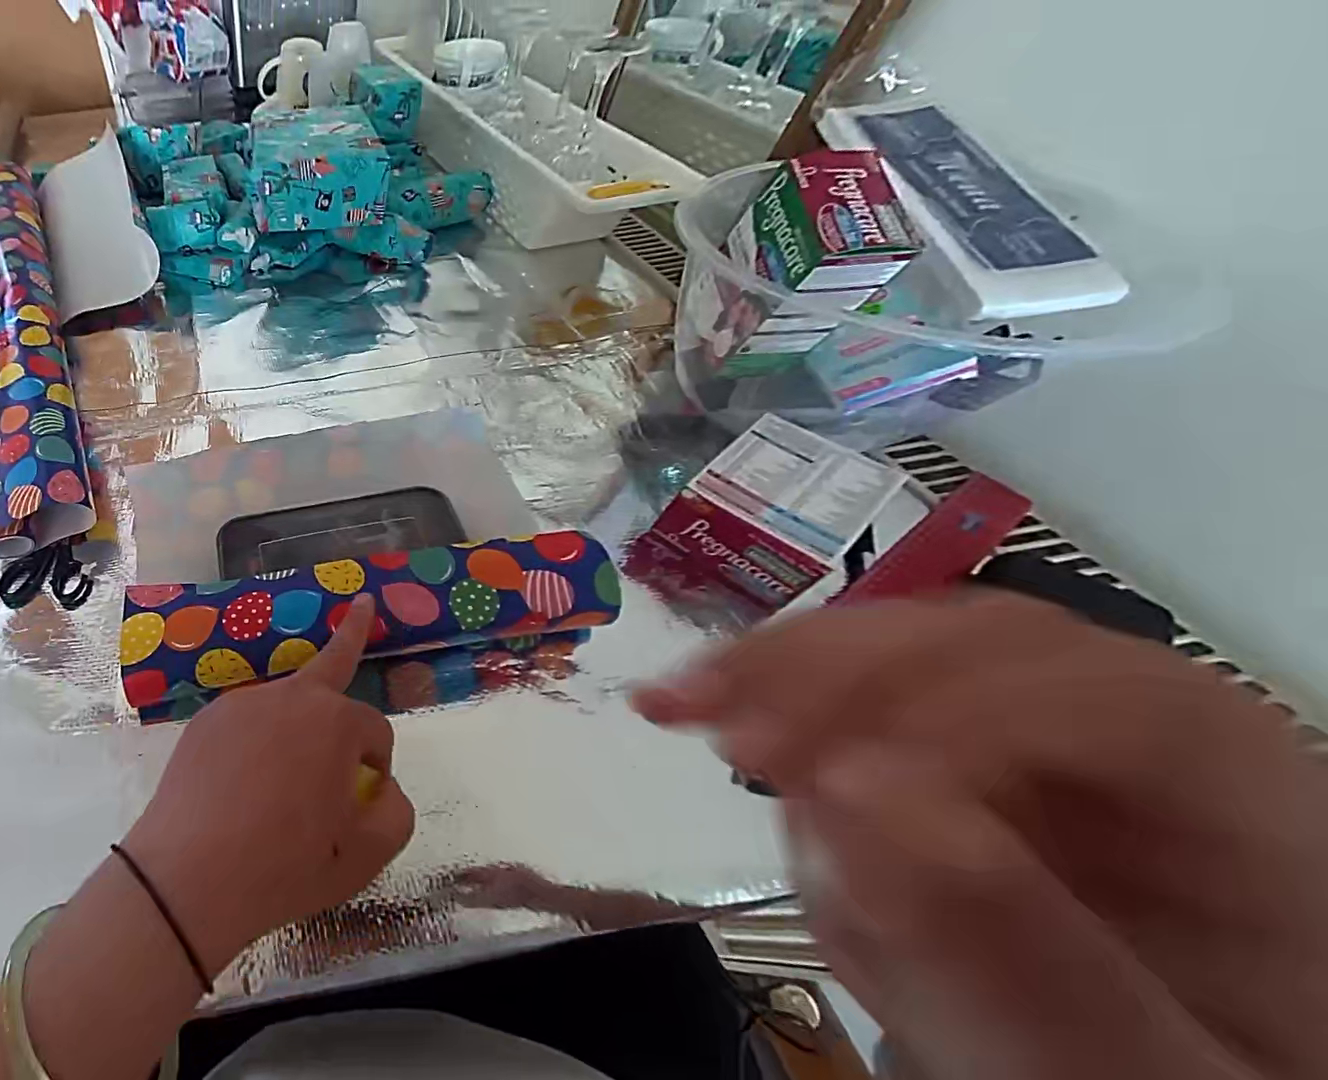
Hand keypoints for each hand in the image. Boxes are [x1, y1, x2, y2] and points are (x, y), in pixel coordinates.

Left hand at [123, 595, 415, 971]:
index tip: (367, 795)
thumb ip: (395, 811)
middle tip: (364, 605)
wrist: (186, 884)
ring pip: (287, 706)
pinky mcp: (207, 720)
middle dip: (354, 632)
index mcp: (337, 721)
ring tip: (285, 773)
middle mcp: (291, 697)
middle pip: (333, 663)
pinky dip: (256, 742)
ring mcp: (243, 703)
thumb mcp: (366, 856)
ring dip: (299, 724)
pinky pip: (247, 724)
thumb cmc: (285, 868)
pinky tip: (241, 782)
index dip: (379, 764)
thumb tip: (380, 786)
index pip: (377, 730)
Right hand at [634, 592, 1327, 1079]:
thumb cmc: (1134, 1077)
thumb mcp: (1110, 1074)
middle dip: (817, 671)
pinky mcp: (942, 719)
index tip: (795, 775)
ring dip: (772, 668)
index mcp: (1238, 799)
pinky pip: (847, 674)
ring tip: (678, 703)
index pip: (1092, 696)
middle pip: (966, 639)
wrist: (1102, 1065)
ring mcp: (1024, 709)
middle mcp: (1128, 720)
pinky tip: (706, 702)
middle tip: (696, 713)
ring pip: (891, 639)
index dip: (930, 715)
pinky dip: (765, 682)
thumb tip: (850, 791)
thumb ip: (1009, 956)